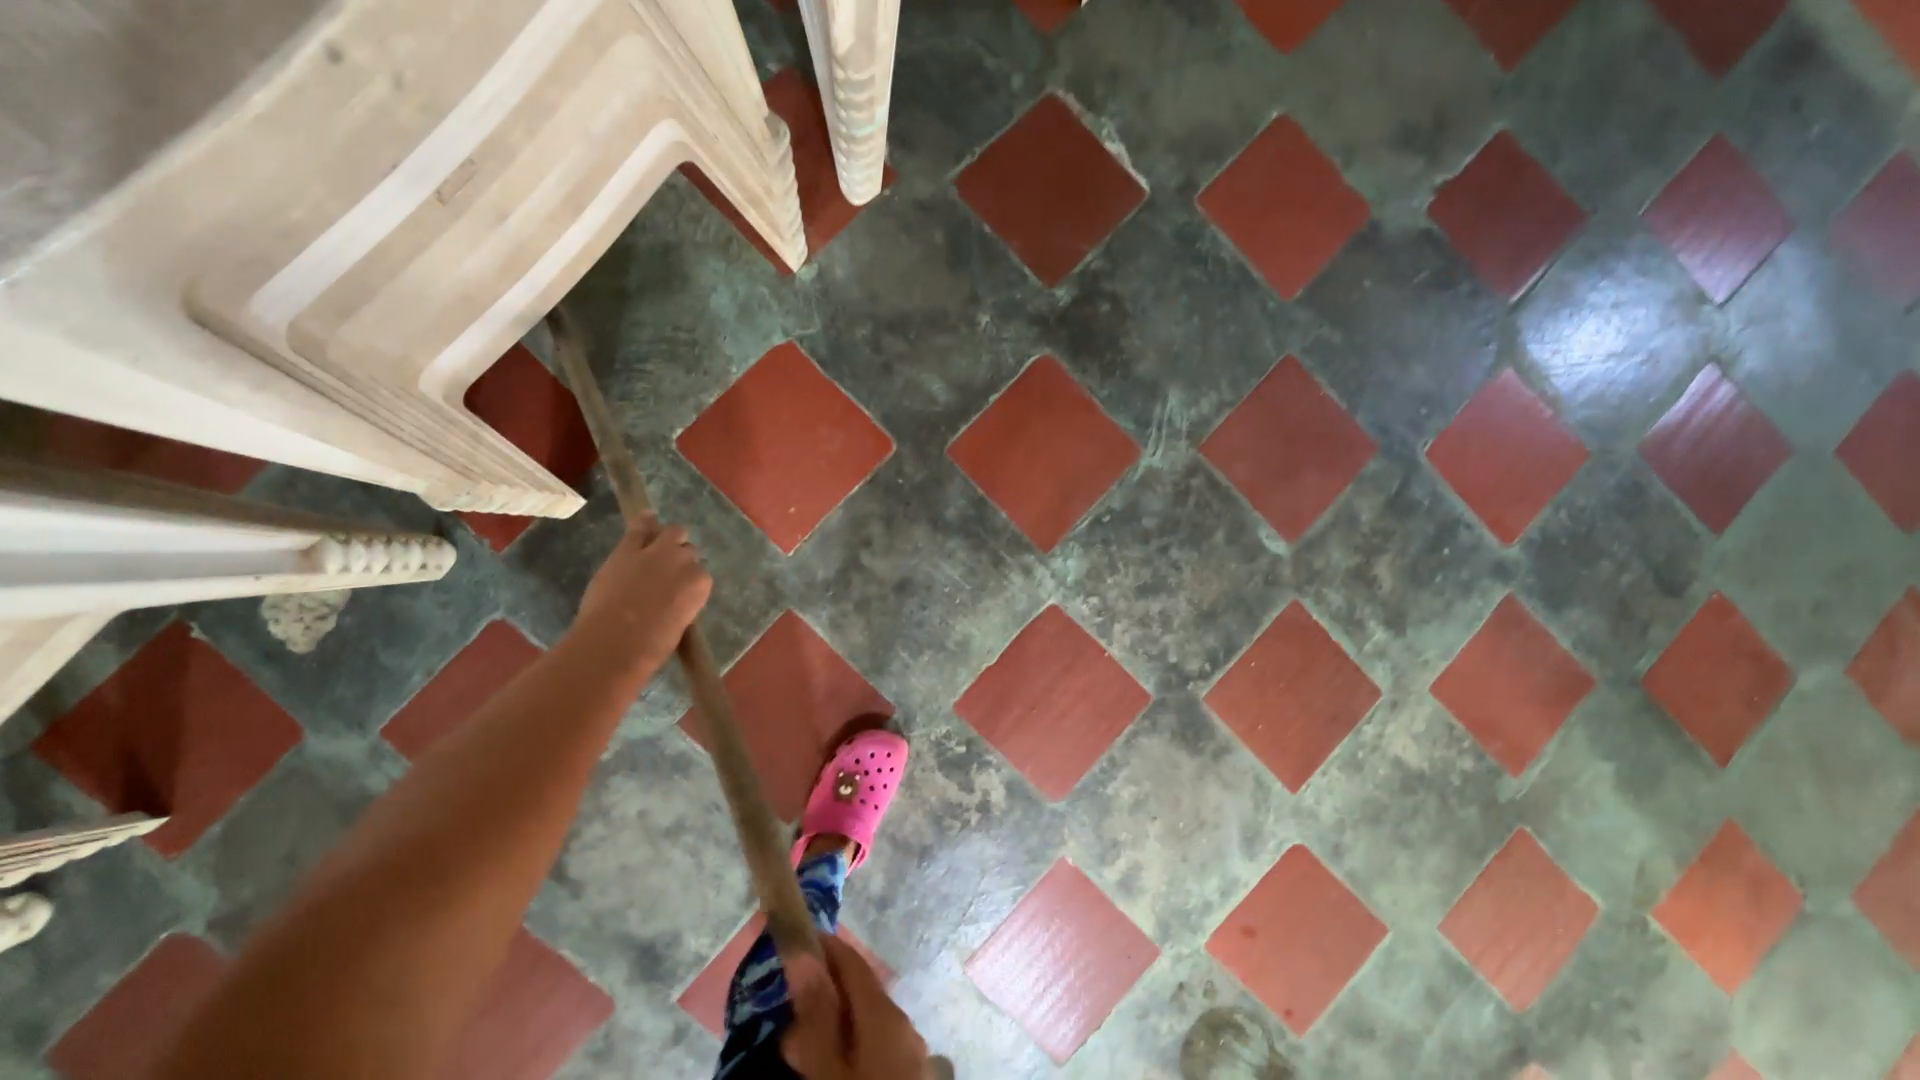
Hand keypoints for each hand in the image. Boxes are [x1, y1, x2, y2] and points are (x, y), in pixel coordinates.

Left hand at [573, 514, 711, 665]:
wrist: (614, 642)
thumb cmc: (650, 647)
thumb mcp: (678, 627)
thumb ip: (681, 605)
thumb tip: (673, 601)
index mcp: (700, 585)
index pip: (701, 575)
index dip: (688, 582)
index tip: (679, 591)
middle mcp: (684, 562)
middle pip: (688, 551)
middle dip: (680, 559)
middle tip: (666, 573)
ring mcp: (657, 552)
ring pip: (673, 532)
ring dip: (669, 538)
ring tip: (660, 547)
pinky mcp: (629, 549)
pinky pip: (641, 526)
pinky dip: (645, 522)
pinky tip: (646, 519)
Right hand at [781, 936, 930, 1078]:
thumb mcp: (828, 1067)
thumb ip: (816, 1014)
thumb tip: (801, 954)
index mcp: (887, 1014)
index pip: (853, 961)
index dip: (824, 946)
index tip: (793, 938)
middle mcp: (905, 1024)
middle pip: (861, 991)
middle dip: (826, 986)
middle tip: (786, 993)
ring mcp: (912, 1051)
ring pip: (868, 1020)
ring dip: (837, 1018)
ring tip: (801, 1032)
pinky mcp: (909, 1073)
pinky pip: (875, 1044)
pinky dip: (850, 1041)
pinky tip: (831, 1058)